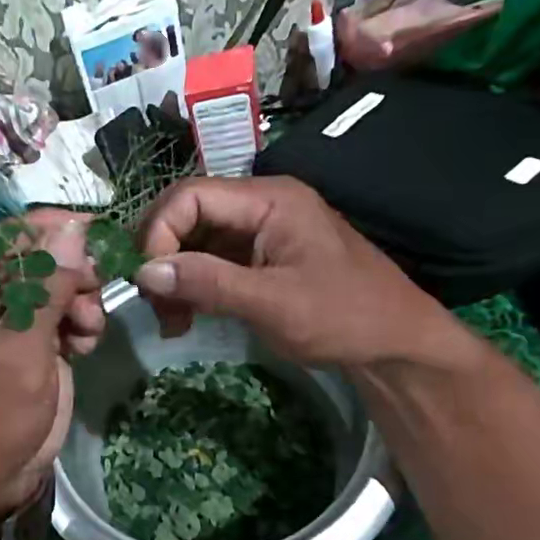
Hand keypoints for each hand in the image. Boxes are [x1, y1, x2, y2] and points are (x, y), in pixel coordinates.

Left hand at [0, 210, 104, 526]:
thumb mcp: (20, 351)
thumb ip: (46, 288)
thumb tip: (73, 228)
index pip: (5, 239)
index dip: (50, 231)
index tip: (93, 231)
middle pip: (37, 259)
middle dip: (71, 273)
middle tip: (92, 294)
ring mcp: (11, 322)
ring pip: (58, 285)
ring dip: (81, 301)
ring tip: (87, 332)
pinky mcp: (34, 342)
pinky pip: (65, 313)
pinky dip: (80, 322)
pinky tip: (84, 345)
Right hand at [132, 176, 463, 367]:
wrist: (395, 344)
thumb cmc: (343, 316)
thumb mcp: (273, 302)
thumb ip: (208, 282)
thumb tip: (143, 271)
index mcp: (271, 199)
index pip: (191, 195)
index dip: (160, 233)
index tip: (149, 281)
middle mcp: (262, 205)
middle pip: (189, 215)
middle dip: (164, 257)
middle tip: (154, 305)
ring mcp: (263, 232)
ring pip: (197, 241)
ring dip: (176, 277)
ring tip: (171, 321)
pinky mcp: (262, 258)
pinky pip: (214, 262)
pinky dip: (194, 287)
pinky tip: (187, 317)